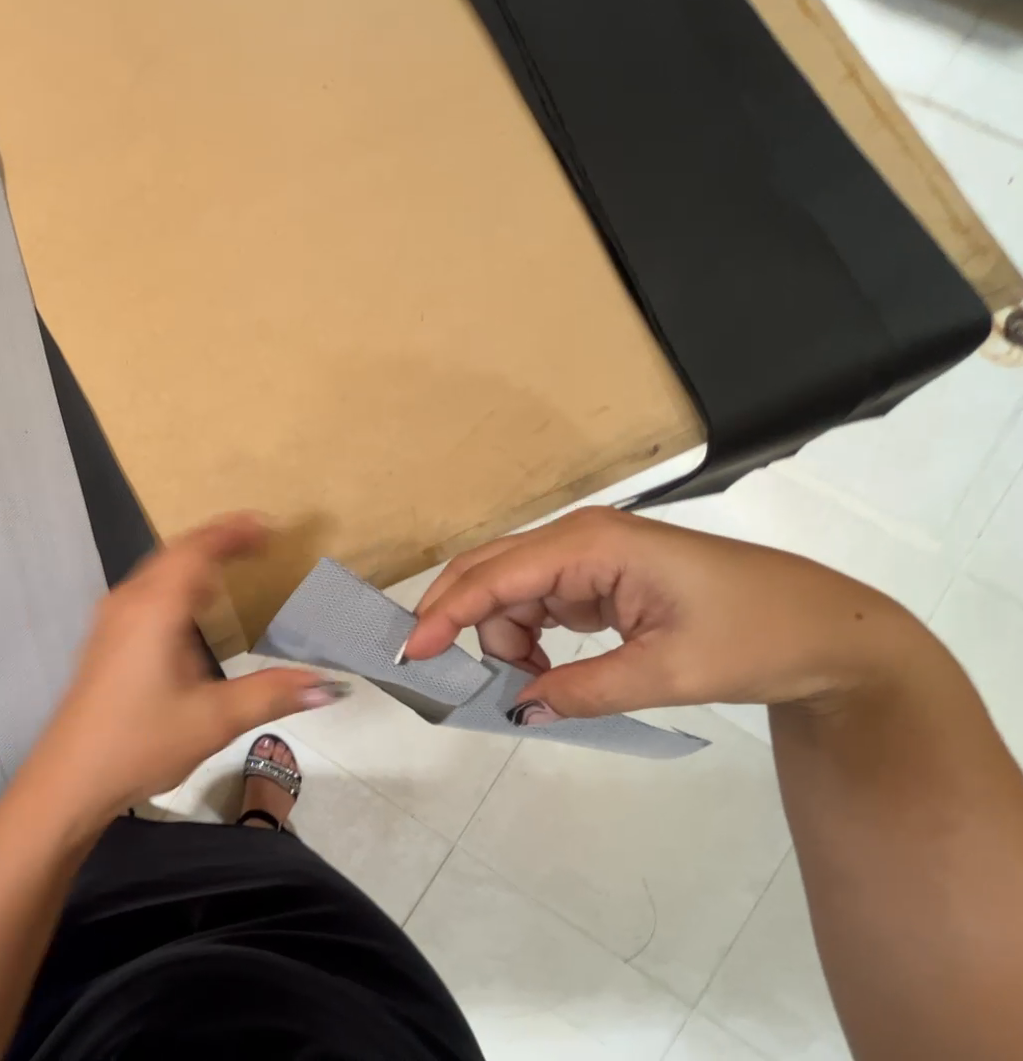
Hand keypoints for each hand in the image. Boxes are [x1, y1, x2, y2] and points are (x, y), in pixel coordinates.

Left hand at [23, 513, 345, 821]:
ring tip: (232, 567)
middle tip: (260, 541)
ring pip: (156, 574)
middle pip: (174, 555)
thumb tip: (328, 685)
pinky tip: (191, 611)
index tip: (269, 525)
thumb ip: (271, 695)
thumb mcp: (213, 720)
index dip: (233, 532)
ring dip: (194, 564)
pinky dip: (175, 586)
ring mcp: (109, 621)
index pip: (196, 551)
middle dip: (217, 543)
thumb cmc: (140, 742)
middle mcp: (127, 603)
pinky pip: (144, 594)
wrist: (71, 776)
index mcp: (154, 610)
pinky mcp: (104, 641)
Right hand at [402, 506, 939, 718]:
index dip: (447, 614)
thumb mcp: (669, 674)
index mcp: (591, 545)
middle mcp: (577, 539)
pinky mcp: (595, 575)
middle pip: (487, 571)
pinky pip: (534, 601)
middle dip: (459, 619)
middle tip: (440, 669)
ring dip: (501, 636)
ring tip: (532, 683)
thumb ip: (583, 690)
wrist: (838, 633)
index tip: (413, 653)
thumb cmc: (760, 639)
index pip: (495, 576)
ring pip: (507, 591)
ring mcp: (586, 555)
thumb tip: (517, 712)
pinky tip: (547, 668)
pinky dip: (525, 636)